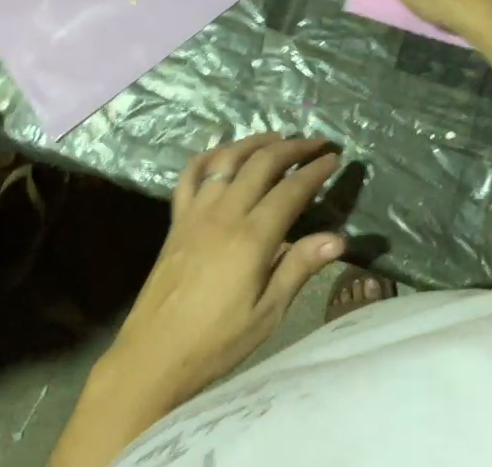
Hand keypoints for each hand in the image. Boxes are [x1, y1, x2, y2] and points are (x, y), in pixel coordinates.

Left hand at [97, 134, 345, 411]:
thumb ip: (299, 269)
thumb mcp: (268, 313)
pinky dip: (208, 156)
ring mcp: (196, 213)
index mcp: (252, 239)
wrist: (154, 354)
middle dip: (292, 147)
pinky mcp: (177, 221)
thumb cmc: (217, 341)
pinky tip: (222, 152)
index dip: (315, 170)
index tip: (334, 158)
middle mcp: (224, 214)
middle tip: (315, 143)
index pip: (291, 190)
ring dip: (254, 142)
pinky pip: (190, 176)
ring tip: (276, 137)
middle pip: (261, 164)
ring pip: (227, 160)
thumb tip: (338, 238)